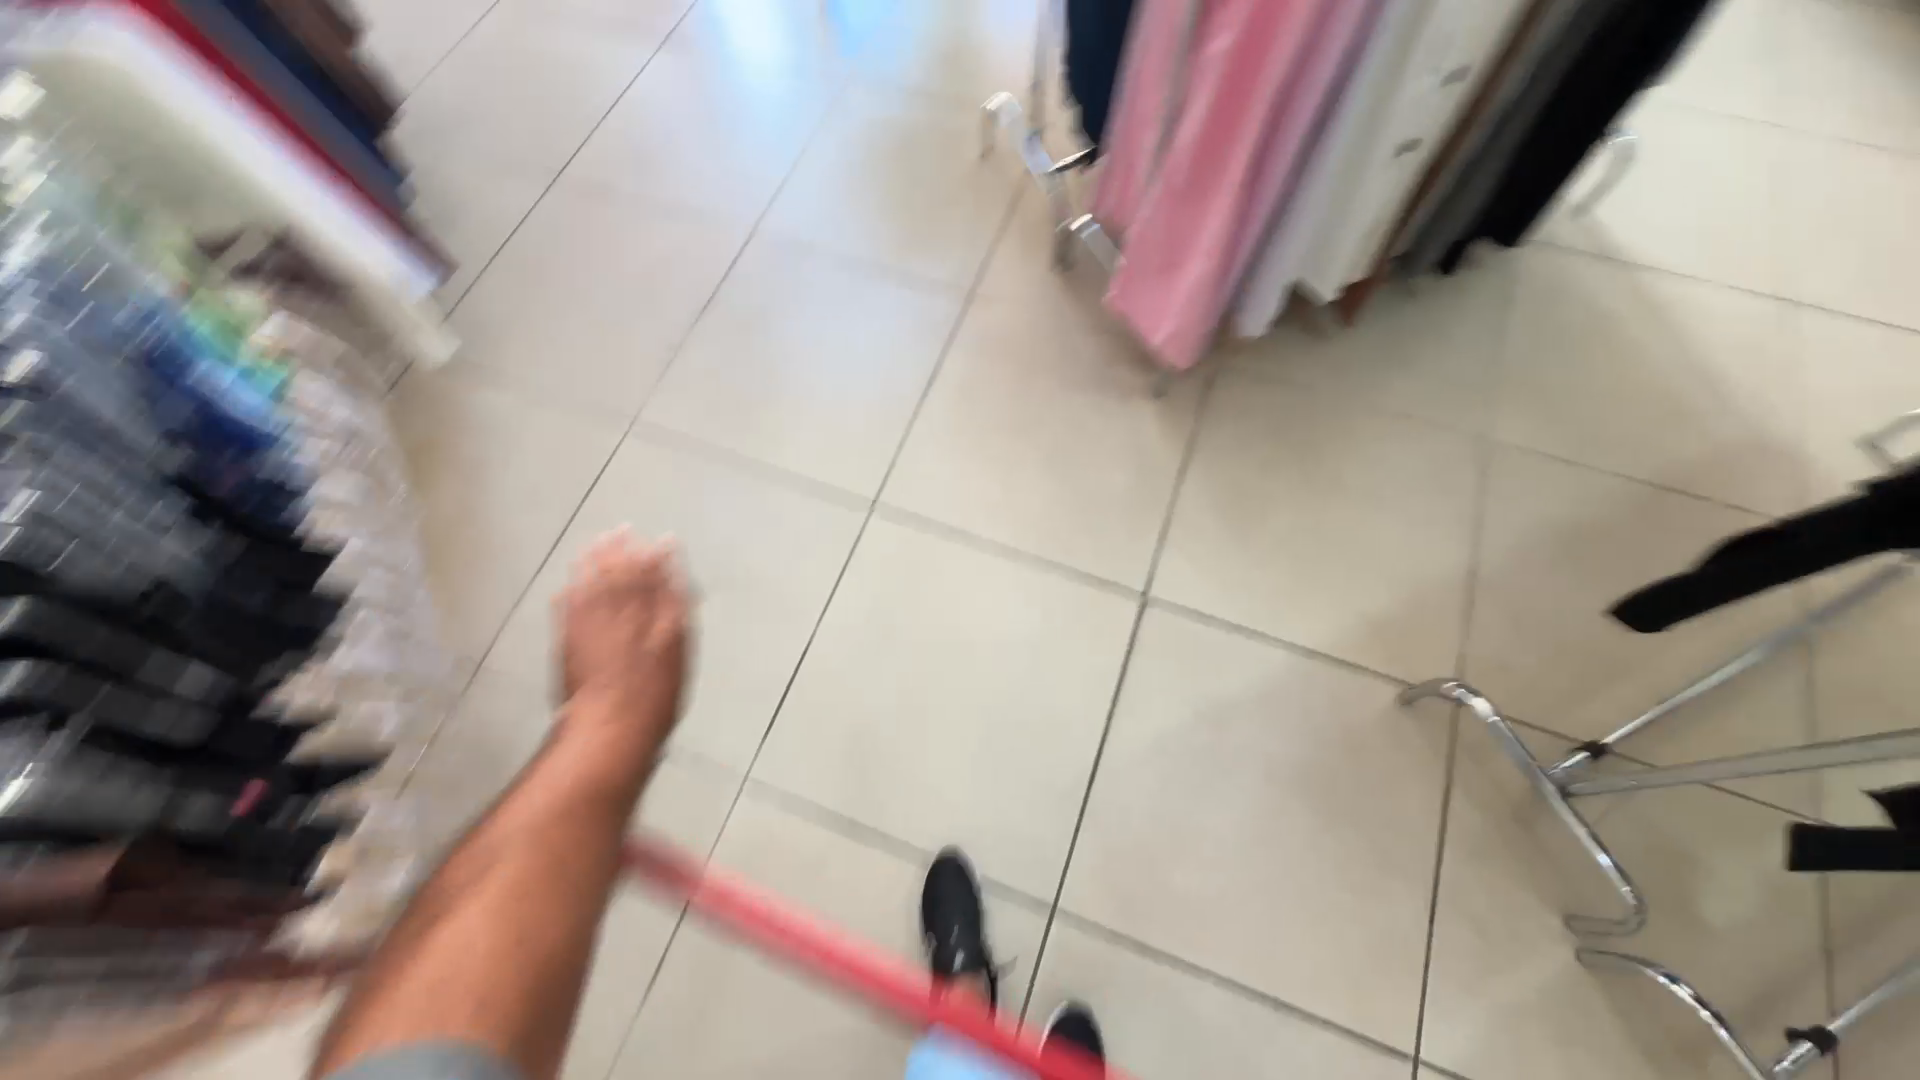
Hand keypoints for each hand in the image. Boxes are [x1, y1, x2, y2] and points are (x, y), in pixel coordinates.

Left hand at [553, 528, 690, 758]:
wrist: (609, 727)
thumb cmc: (654, 698)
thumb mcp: (677, 654)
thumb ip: (675, 613)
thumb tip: (674, 578)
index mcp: (648, 615)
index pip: (654, 577)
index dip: (658, 556)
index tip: (663, 538)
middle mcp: (618, 614)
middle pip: (620, 575)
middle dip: (622, 550)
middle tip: (623, 528)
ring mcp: (588, 626)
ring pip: (591, 585)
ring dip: (594, 562)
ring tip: (596, 543)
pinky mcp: (567, 642)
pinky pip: (566, 609)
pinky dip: (569, 594)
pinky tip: (567, 584)